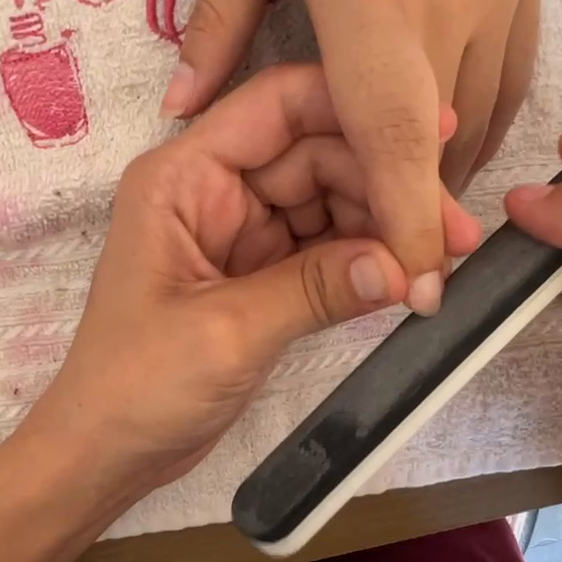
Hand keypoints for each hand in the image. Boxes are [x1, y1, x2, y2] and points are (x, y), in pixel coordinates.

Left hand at [29, 63, 480, 496]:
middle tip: (453, 236)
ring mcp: (239, 236)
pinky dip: (362, 267)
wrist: (108, 453)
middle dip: (384, 190)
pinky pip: (322, 255)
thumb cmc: (138, 385)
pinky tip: (405, 281)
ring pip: (327, 207)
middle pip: (317, 159)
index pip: (280, 108)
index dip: (355, 110)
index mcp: (184, 177)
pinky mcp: (258, 280)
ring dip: (381, 232)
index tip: (432, 132)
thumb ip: (315, 289)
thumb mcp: (227, 331)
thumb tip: (406, 266)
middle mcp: (214, 192)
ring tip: (439, 265)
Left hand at [165, 0, 543, 315]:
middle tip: (402, 272)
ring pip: (477, 125)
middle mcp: (443, 11)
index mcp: (367, 1)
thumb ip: (221, 16)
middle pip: (438, 149)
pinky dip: (478, 132)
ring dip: (444, 180)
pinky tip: (446, 152)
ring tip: (410, 220)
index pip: (394, 139)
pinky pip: (509, 88)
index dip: (409, 224)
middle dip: (424, 222)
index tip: (420, 289)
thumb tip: (182, 101)